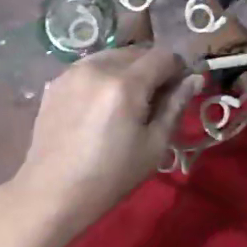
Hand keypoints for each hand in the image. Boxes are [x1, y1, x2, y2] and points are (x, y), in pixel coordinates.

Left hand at [3, 45, 201, 240]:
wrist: (50, 194)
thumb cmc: (109, 177)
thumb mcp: (153, 146)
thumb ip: (176, 105)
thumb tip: (195, 78)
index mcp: (125, 84)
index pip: (164, 55)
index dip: (178, 69)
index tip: (178, 90)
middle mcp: (99, 67)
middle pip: (139, 52)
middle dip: (153, 69)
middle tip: (154, 100)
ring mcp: (74, 71)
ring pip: (115, 56)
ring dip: (128, 70)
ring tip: (126, 102)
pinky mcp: (57, 80)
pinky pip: (92, 66)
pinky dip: (105, 76)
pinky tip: (101, 105)